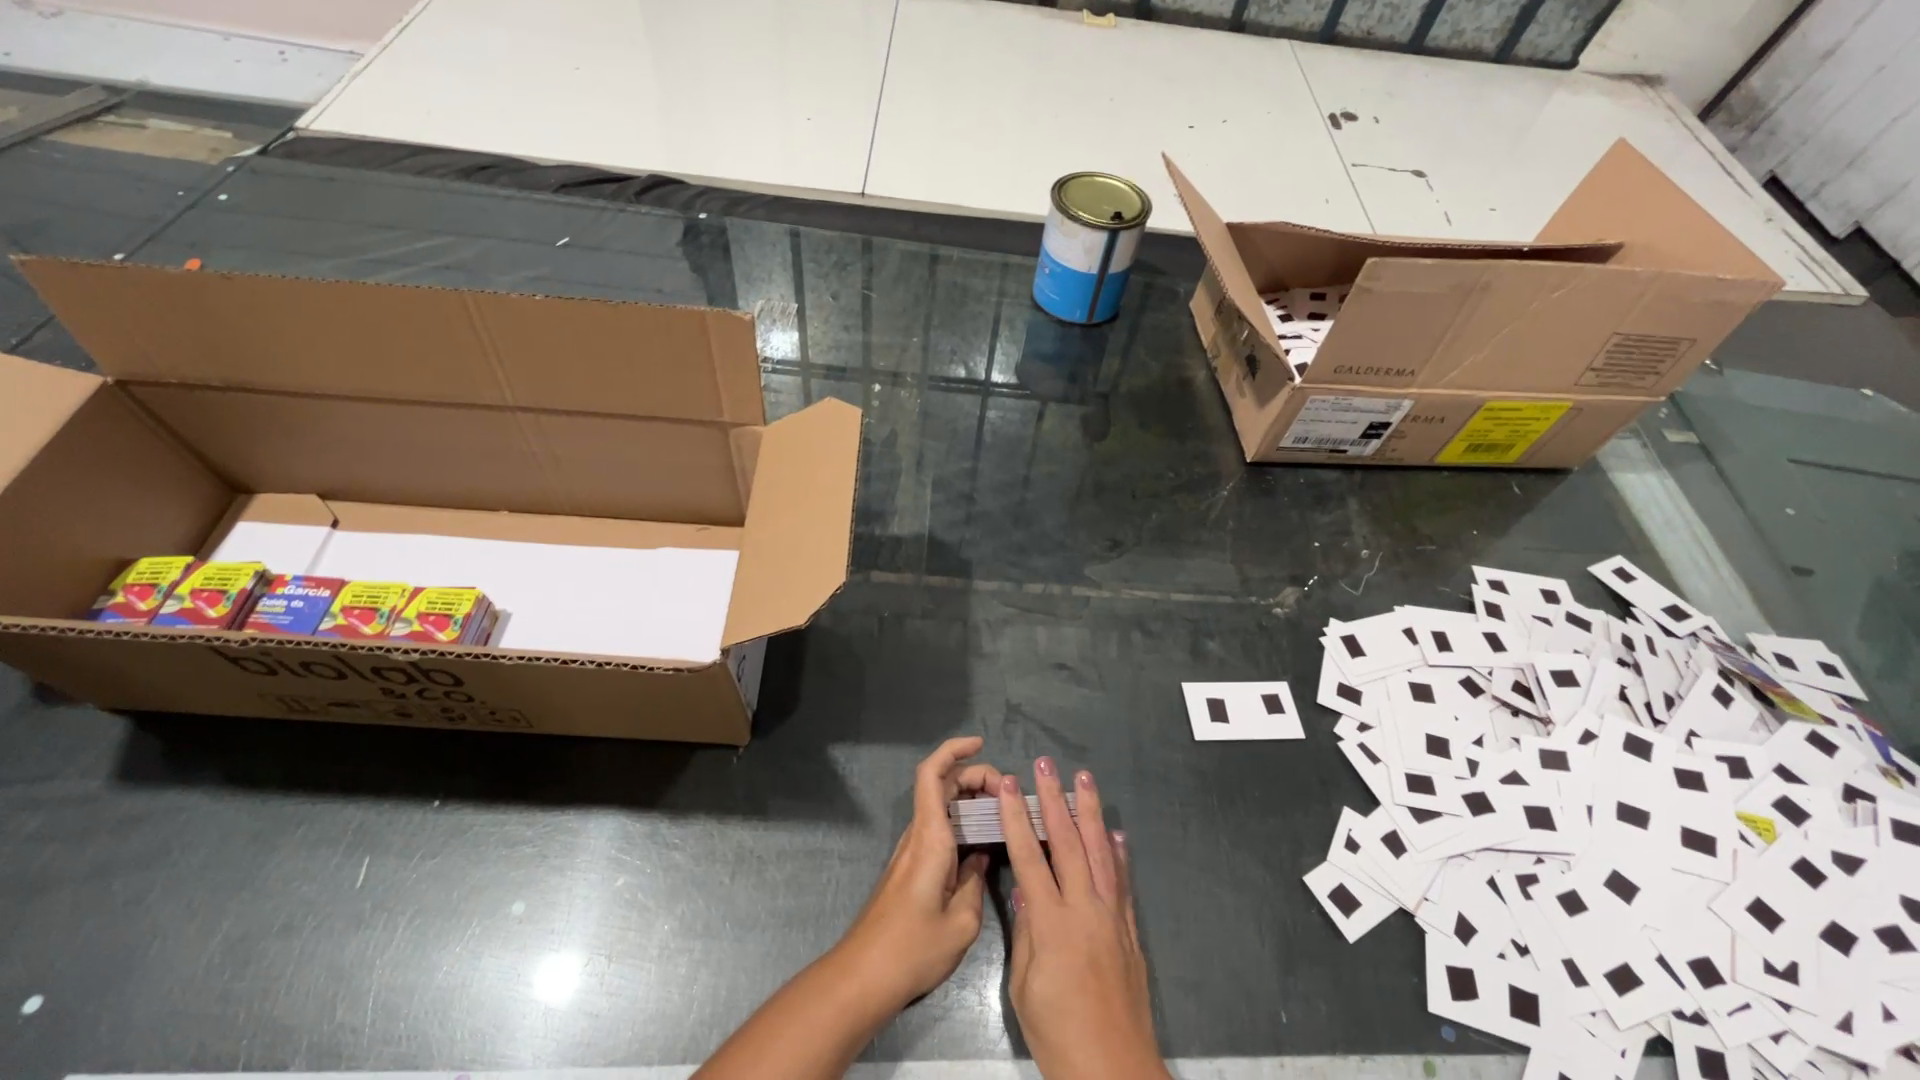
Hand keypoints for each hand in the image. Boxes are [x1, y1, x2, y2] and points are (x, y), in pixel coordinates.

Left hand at [834, 736, 1002, 1009]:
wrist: (863, 977)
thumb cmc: (913, 950)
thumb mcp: (961, 923)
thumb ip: (976, 882)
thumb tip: (981, 858)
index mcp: (930, 840)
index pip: (932, 775)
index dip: (953, 750)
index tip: (980, 744)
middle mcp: (917, 837)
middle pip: (940, 786)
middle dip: (974, 776)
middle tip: (1007, 794)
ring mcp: (910, 853)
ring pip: (939, 808)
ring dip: (969, 800)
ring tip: (1003, 815)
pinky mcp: (910, 870)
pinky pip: (938, 831)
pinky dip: (961, 823)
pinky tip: (983, 843)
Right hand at [1000, 759, 1167, 1079]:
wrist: (1113, 1067)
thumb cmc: (1057, 1032)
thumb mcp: (1024, 985)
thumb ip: (1026, 931)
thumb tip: (1024, 888)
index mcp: (1052, 921)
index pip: (1030, 855)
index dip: (1016, 817)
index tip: (1007, 785)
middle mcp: (1086, 909)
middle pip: (1069, 842)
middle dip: (1054, 799)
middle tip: (1046, 765)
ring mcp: (1113, 917)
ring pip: (1102, 852)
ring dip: (1091, 813)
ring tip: (1084, 779)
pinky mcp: (1130, 931)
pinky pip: (1124, 882)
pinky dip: (1120, 854)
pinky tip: (1117, 834)